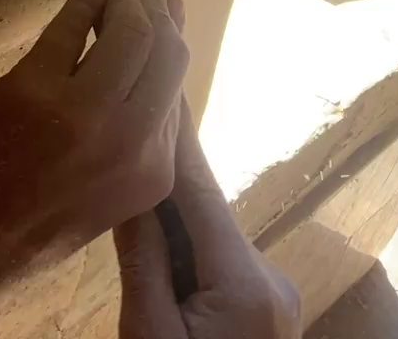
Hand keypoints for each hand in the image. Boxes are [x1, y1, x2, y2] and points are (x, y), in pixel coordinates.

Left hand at [0, 0, 188, 274]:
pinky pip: (71, 26)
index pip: (177, 86)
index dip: (174, 38)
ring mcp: (84, 113)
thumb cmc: (32, 217)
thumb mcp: (108, 193)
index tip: (169, 9)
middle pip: (165, 52)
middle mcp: (131, 142)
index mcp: (153, 173)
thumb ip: (134, 139)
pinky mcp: (35, 87)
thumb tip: (147, 73)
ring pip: (129, 33)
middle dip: (157, 9)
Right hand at [114, 98, 301, 338]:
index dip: (174, 135)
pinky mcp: (260, 305)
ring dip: (168, 204)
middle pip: (203, 208)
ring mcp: (270, 293)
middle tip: (127, 115)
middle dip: (163, 167)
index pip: (199, 189)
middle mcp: (270, 278)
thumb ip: (141, 255)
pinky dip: (181, 237)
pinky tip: (152, 219)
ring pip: (206, 231)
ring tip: (129, 159)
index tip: (158, 83)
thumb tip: (127, 181)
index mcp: (247, 284)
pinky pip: (212, 255)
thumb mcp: (148, 334)